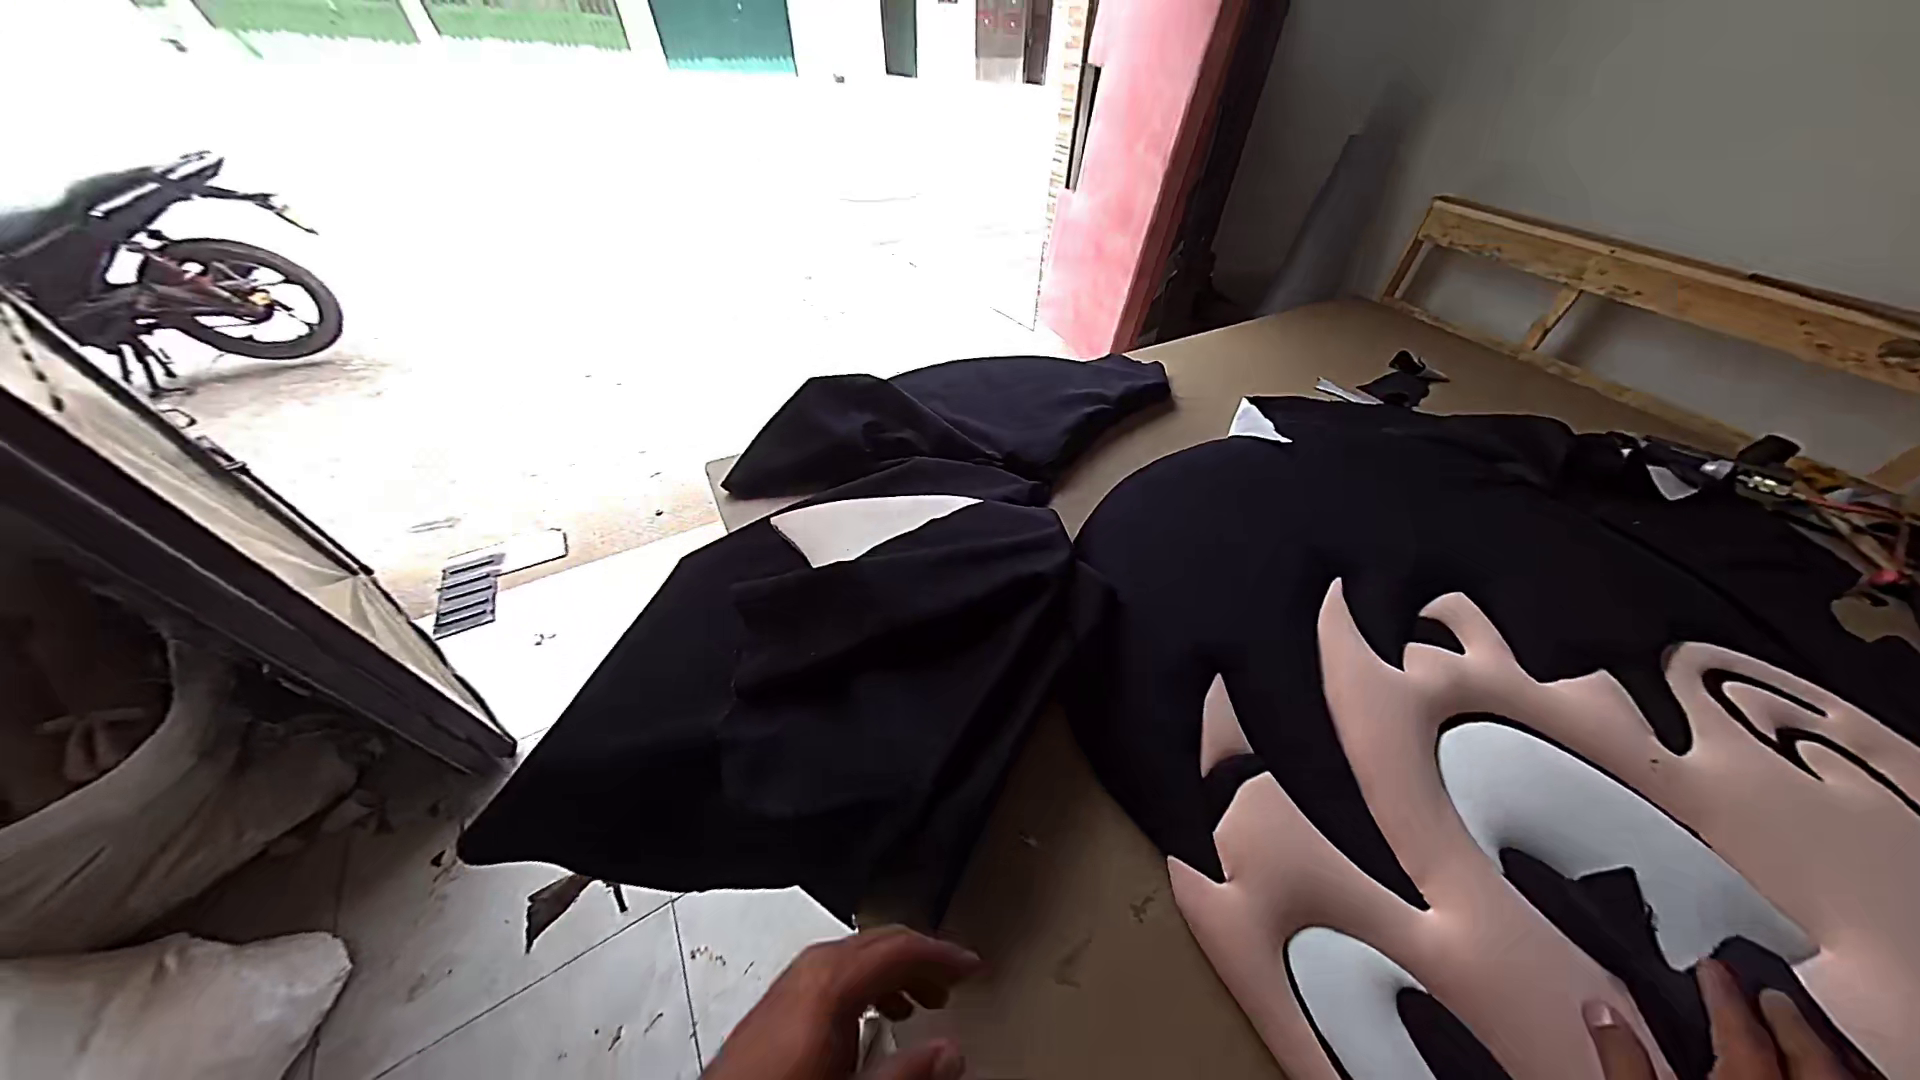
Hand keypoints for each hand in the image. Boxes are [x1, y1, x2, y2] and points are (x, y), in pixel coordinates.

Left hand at [703, 925, 982, 1079]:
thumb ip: (905, 1072)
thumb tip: (951, 1053)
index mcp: (830, 981)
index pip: (900, 946)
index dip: (943, 953)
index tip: (971, 964)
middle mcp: (812, 967)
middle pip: (882, 941)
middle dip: (924, 957)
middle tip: (957, 977)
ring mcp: (795, 978)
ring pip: (862, 953)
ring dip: (900, 970)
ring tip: (927, 998)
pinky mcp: (784, 996)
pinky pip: (840, 971)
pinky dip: (872, 981)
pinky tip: (883, 1009)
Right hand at [1586, 958, 1859, 1078]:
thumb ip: (1623, 1059)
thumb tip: (1600, 1011)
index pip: (1739, 1031)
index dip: (1723, 994)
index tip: (1712, 969)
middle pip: (1806, 1057)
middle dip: (1787, 1020)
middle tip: (1768, 992)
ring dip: (1827, 1053)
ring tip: (1809, 1031)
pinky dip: (1844, 1078)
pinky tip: (1833, 1072)